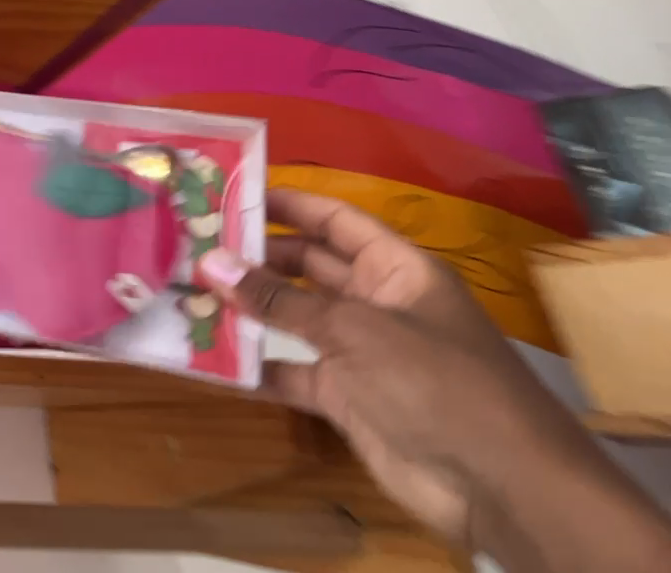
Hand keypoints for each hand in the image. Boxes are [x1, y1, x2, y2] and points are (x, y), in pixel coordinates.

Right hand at [195, 189, 650, 555]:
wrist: (501, 489)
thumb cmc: (438, 384)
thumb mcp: (354, 330)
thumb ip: (277, 298)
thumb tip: (209, 261)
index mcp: (397, 272)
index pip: (336, 221)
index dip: (287, 204)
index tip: (227, 196)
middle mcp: (376, 303)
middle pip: (304, 265)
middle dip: (252, 255)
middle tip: (189, 244)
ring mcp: (359, 350)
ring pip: (289, 315)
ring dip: (243, 306)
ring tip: (182, 289)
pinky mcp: (342, 393)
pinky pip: (285, 368)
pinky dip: (249, 362)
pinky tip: (203, 353)